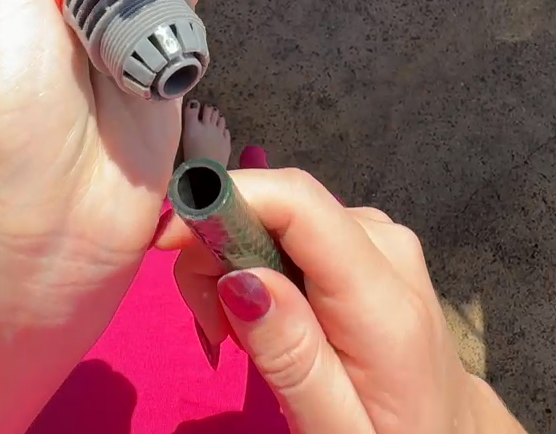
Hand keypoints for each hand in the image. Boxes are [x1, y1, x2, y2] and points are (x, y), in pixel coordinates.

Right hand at [159, 169, 521, 432]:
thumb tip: (240, 276)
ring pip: (280, 212)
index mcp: (384, 300)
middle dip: (220, 247)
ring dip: (236, 260)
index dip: (225, 196)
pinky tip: (262, 312)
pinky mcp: (369, 236)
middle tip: (208, 330)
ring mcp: (381, 234)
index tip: (168, 238)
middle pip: (280, 204)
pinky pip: (297, 225)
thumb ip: (294, 359)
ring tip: (235, 335)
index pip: (299, 201)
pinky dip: (261, 259)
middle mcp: (387, 243)